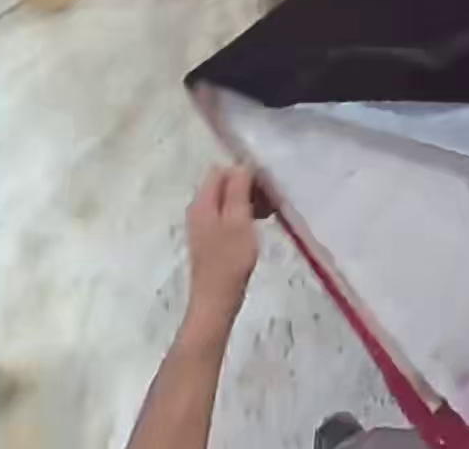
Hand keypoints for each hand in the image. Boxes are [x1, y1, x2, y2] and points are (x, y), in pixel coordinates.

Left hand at [184, 166, 258, 324]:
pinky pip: (226, 214)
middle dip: (247, 186)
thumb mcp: (239, 220)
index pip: (221, 170)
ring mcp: (203, 224)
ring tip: (268, 214)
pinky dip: (242, 214)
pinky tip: (256, 226)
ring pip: (226, 199)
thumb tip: (242, 164)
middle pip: (223, 183)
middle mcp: (199, 208)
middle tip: (270, 202)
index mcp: (203, 201)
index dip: (243, 172)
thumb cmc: (230, 260)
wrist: (215, 303)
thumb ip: (239, 189)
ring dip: (247, 201)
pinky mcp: (210, 238)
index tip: (265, 186)